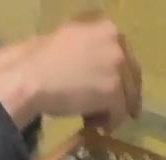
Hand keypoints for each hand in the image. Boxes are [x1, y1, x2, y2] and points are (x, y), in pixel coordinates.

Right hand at [0, 15, 141, 128]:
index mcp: (107, 27)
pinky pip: (119, 113)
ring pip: (128, 97)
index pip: (126, 56)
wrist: (32, 75)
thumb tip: (98, 69)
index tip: (118, 92)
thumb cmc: (42, 60)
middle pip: (133, 77)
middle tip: (117, 114)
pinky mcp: (114, 91)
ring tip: (100, 122)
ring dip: (115, 112)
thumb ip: (91, 48)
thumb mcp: (72, 40)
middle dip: (125, 97)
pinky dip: (110, 123)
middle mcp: (117, 43)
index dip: (123, 77)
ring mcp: (118, 67)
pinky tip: (97, 126)